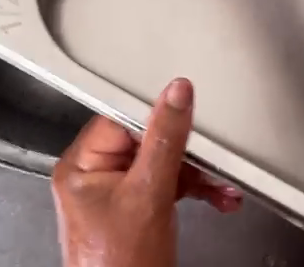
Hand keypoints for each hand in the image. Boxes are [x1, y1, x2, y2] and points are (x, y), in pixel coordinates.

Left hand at [52, 78, 241, 266]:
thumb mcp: (148, 195)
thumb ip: (165, 140)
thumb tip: (176, 94)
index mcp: (82, 165)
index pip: (122, 115)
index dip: (156, 112)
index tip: (186, 109)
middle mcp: (96, 176)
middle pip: (147, 138)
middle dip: (186, 151)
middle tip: (209, 154)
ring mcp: (117, 194)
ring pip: (163, 162)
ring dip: (198, 173)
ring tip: (221, 182)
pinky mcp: (137, 210)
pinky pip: (168, 184)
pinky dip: (194, 189)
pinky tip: (217, 196)